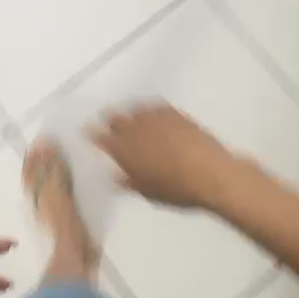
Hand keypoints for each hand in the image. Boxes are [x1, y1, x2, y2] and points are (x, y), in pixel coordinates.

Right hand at [94, 100, 242, 208]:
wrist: (211, 174)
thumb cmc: (176, 190)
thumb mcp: (147, 192)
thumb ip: (128, 181)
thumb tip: (115, 176)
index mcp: (124, 149)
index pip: (100, 137)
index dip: (92, 134)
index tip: (87, 132)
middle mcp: (135, 129)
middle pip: (115, 118)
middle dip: (109, 121)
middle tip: (109, 126)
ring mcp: (155, 118)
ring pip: (133, 109)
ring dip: (129, 113)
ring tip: (130, 119)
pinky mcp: (174, 113)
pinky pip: (154, 106)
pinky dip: (149, 110)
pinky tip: (152, 115)